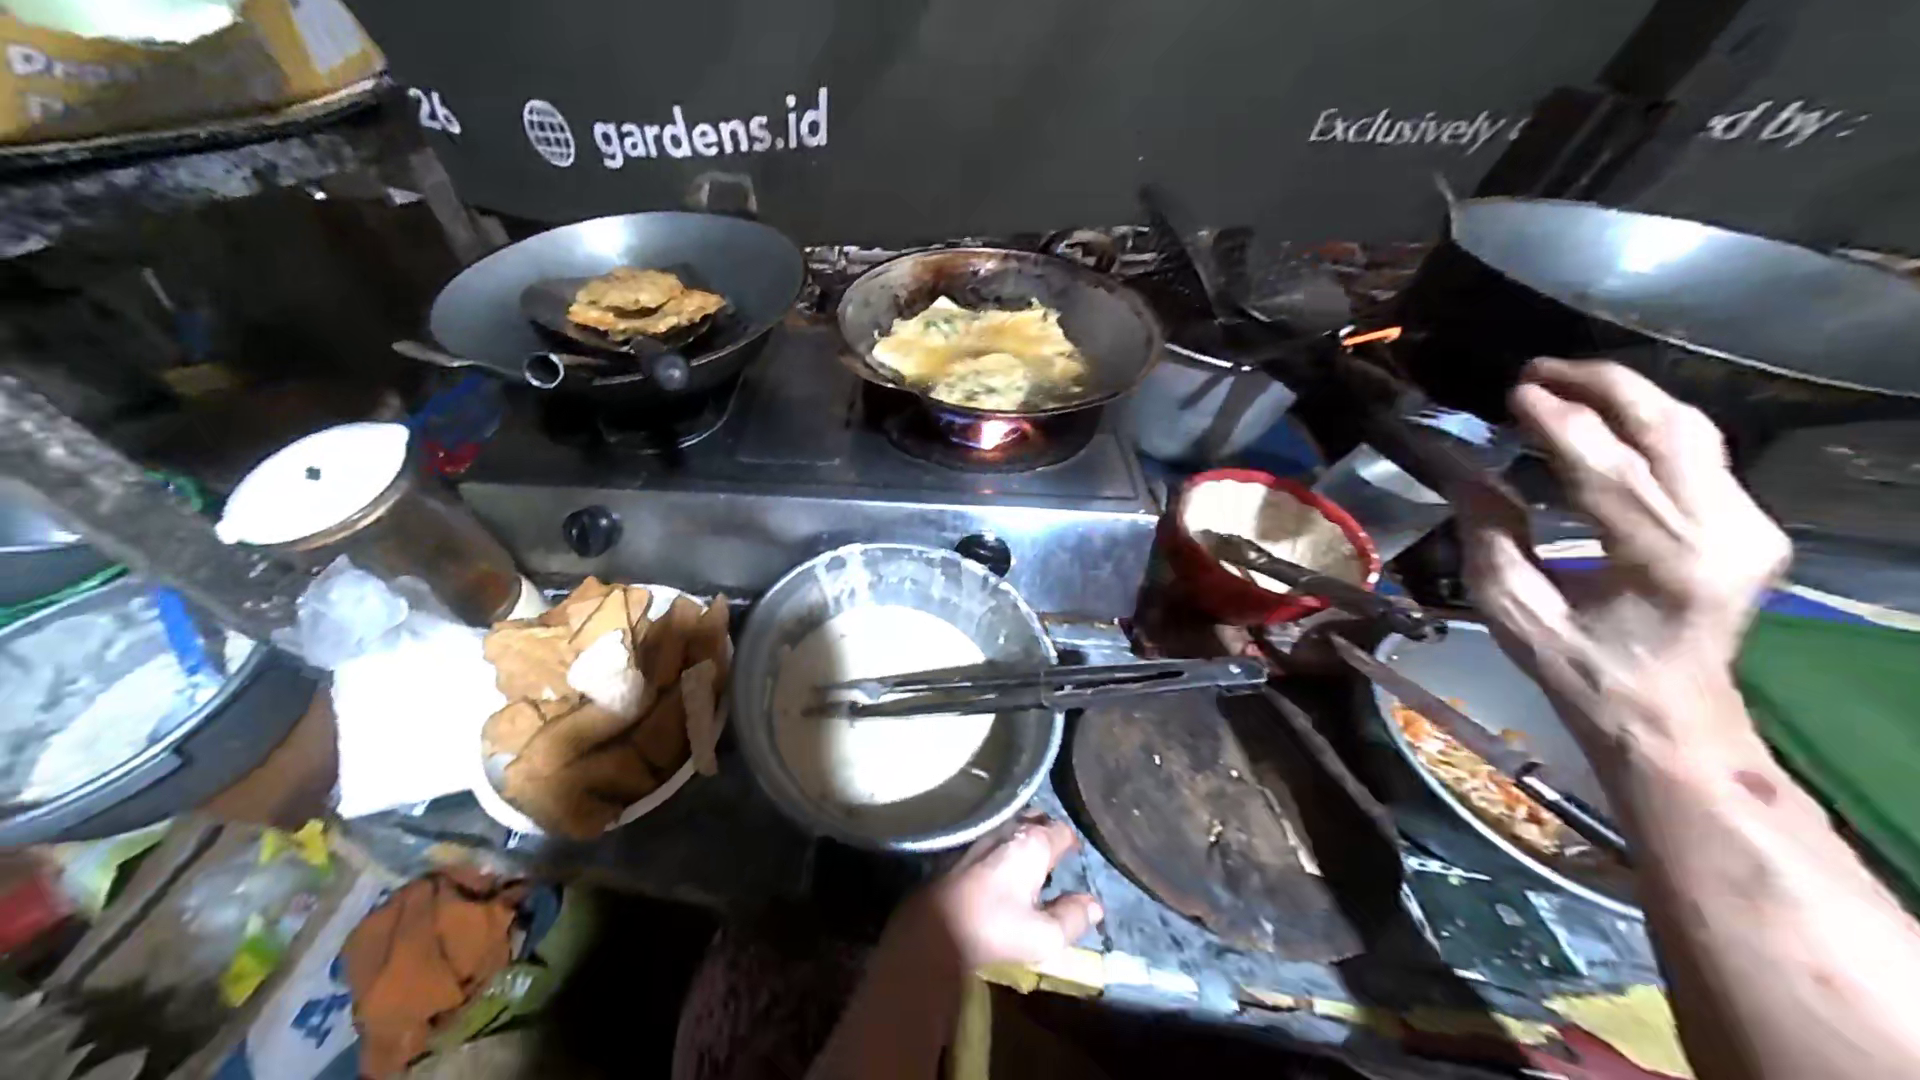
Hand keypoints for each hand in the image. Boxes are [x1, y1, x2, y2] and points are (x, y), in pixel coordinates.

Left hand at [891, 816, 1102, 971]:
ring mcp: (982, 834)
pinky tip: (1001, 866)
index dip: (1072, 844)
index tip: (1076, 858)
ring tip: (1030, 859)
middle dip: (1047, 831)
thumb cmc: (993, 928)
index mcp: (1032, 842)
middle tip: (1054, 855)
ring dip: (1023, 837)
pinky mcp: (962, 846)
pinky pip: (992, 836)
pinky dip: (1002, 844)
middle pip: (1035, 820)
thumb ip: (1073, 918)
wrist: (933, 927)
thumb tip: (1094, 905)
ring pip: (1011, 825)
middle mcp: (1007, 827)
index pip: (1063, 831)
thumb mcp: (1044, 936)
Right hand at [1459, 359, 1789, 763]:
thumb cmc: (1579, 669)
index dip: (1558, 422)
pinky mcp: (1752, 526)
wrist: (1666, 711)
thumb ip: (1491, 536)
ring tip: (1568, 381)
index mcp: (1662, 562)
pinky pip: (1701, 453)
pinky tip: (1606, 418)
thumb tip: (1470, 475)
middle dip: (1604, 388)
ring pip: (1696, 432)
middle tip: (1541, 371)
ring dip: (1631, 397)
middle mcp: (1724, 534)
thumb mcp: (1513, 609)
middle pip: (1670, 431)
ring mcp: (1750, 527)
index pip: (1607, 467)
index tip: (1515, 393)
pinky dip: (1649, 424)